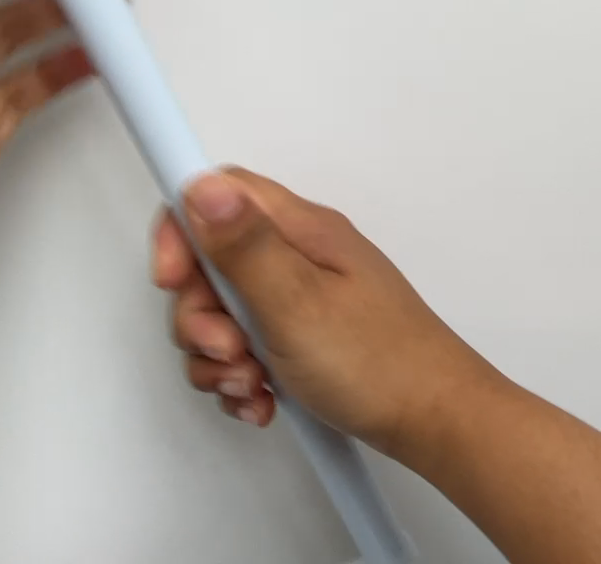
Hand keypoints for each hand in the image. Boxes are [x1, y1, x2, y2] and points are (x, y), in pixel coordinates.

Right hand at [150, 167, 496, 455]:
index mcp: (305, 229)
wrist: (427, 414)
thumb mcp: (296, 301)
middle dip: (200, 316)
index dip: (183, 230)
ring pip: (225, 313)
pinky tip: (262, 401)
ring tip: (252, 385)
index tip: (172, 283)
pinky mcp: (306, 333)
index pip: (224, 193)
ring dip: (220, 358)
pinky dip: (242, 377)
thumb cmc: (370, 357)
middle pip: (213, 262)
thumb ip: (246, 246)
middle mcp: (305, 252)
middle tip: (230, 350)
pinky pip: (247, 347)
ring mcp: (306, 294)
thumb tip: (203, 185)